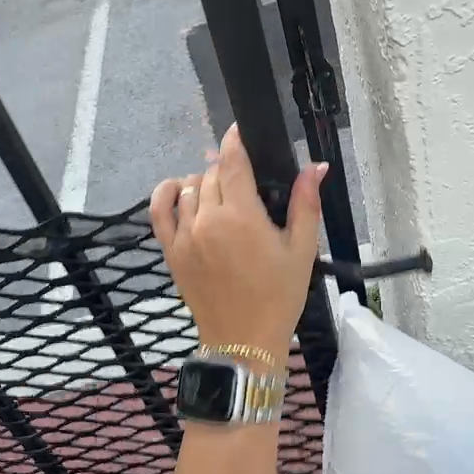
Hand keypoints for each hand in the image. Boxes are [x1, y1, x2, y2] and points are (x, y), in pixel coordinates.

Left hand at [148, 124, 326, 363]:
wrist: (243, 342)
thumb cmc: (278, 296)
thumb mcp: (301, 250)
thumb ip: (305, 204)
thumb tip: (315, 166)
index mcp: (241, 217)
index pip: (231, 163)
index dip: (234, 141)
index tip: (239, 131)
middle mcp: (207, 220)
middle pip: (210, 175)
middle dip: (226, 170)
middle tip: (245, 181)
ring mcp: (185, 236)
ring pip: (188, 190)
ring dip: (203, 183)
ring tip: (222, 193)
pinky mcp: (171, 251)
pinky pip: (158, 212)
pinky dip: (165, 194)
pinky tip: (178, 188)